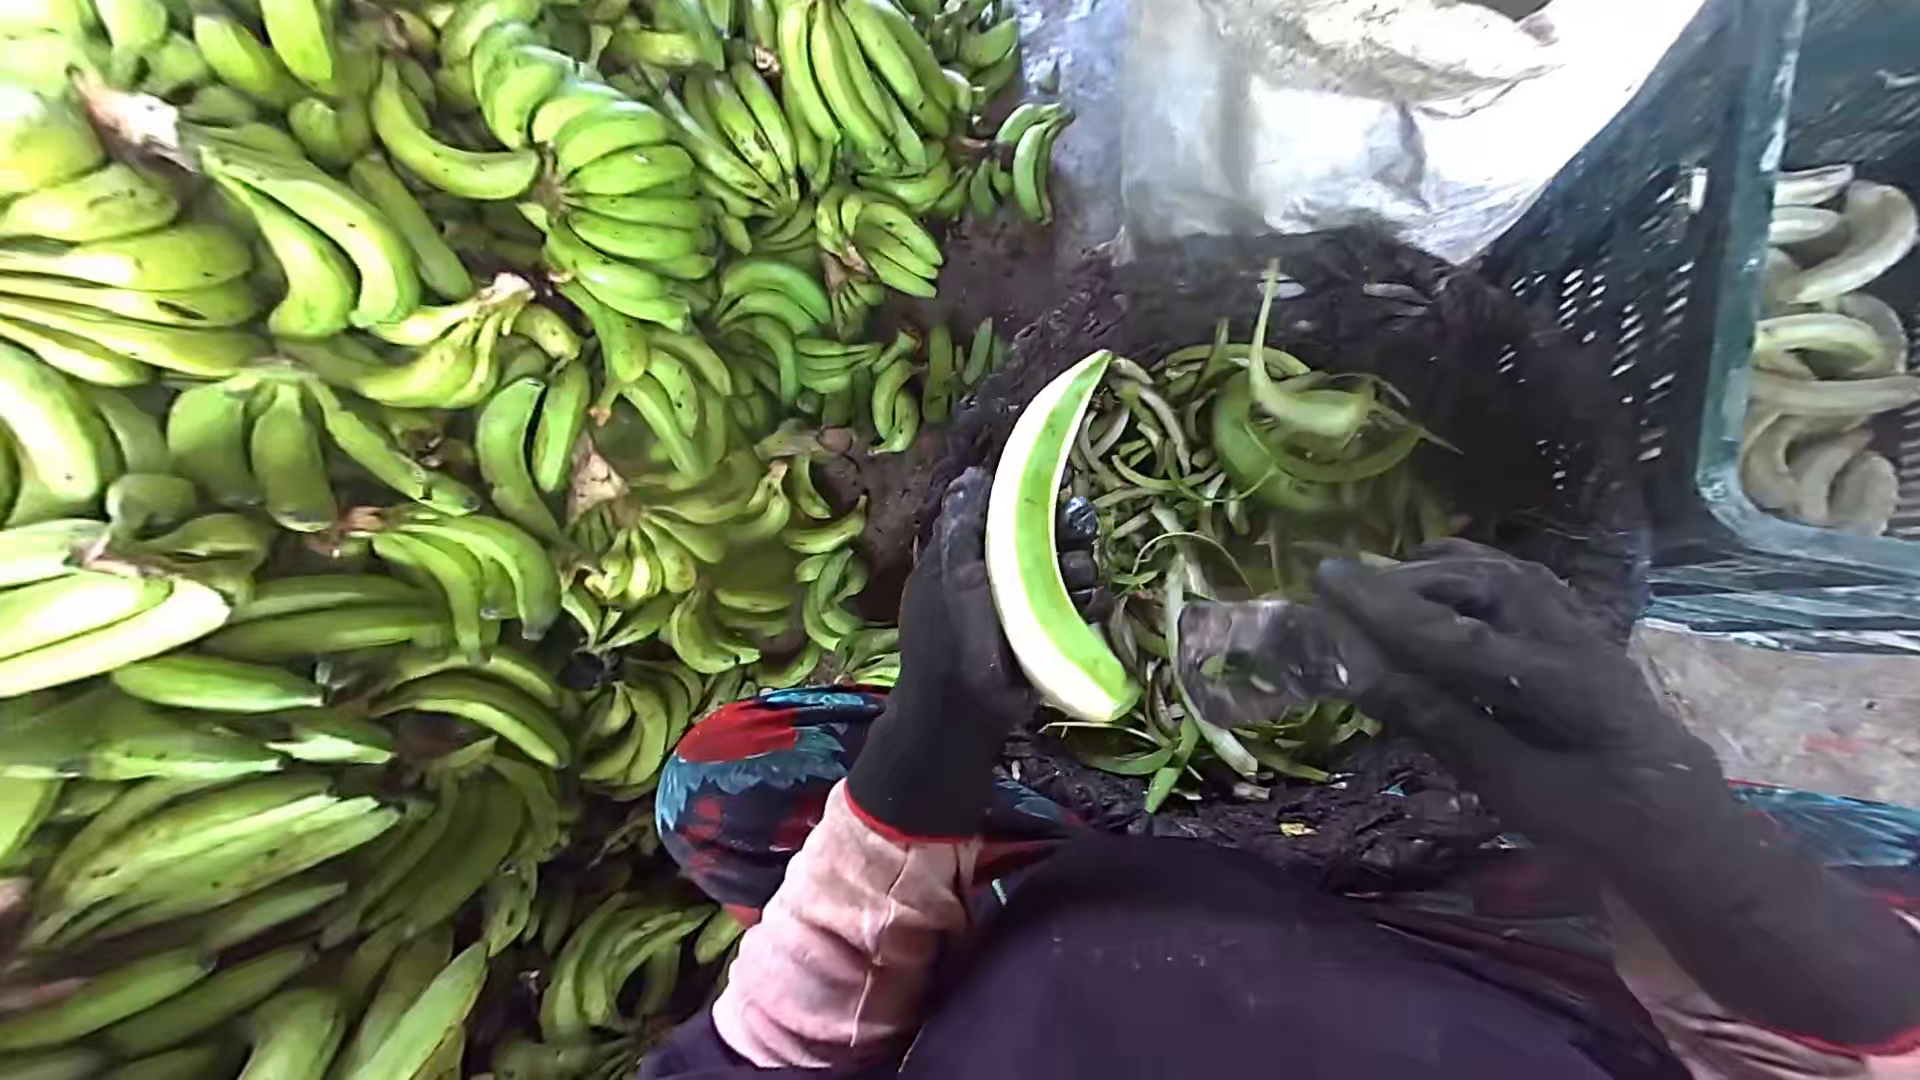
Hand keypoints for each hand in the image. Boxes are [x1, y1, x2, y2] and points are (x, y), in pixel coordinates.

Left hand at [848, 468, 1104, 838]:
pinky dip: (1088, 599)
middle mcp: (1003, 571)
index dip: (1031, 502)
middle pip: (1047, 537)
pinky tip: (1086, 602)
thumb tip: (974, 473)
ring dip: (1077, 567)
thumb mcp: (951, 572)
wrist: (964, 707)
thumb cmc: (950, 634)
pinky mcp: (1052, 627)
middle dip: (1065, 534)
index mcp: (971, 553)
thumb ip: (964, 524)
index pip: (1008, 512)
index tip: (1051, 499)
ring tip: (1075, 580)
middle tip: (1076, 537)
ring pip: (1069, 566)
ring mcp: (1028, 601)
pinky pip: (1081, 602)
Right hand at [1309, 538, 1725, 858]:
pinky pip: (1518, 577)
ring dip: (1434, 569)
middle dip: (1404, 580)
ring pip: (1502, 569)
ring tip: (1382, 581)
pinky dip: (1467, 570)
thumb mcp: (1512, 788)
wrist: (1688, 835)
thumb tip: (1365, 675)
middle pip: (1482, 582)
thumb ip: (1441, 725)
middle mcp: (1576, 642)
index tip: (1327, 580)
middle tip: (1346, 587)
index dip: (1383, 607)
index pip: (1454, 635)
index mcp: (1563, 690)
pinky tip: (1434, 581)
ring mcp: (1583, 629)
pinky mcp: (1578, 629)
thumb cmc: (1596, 824)